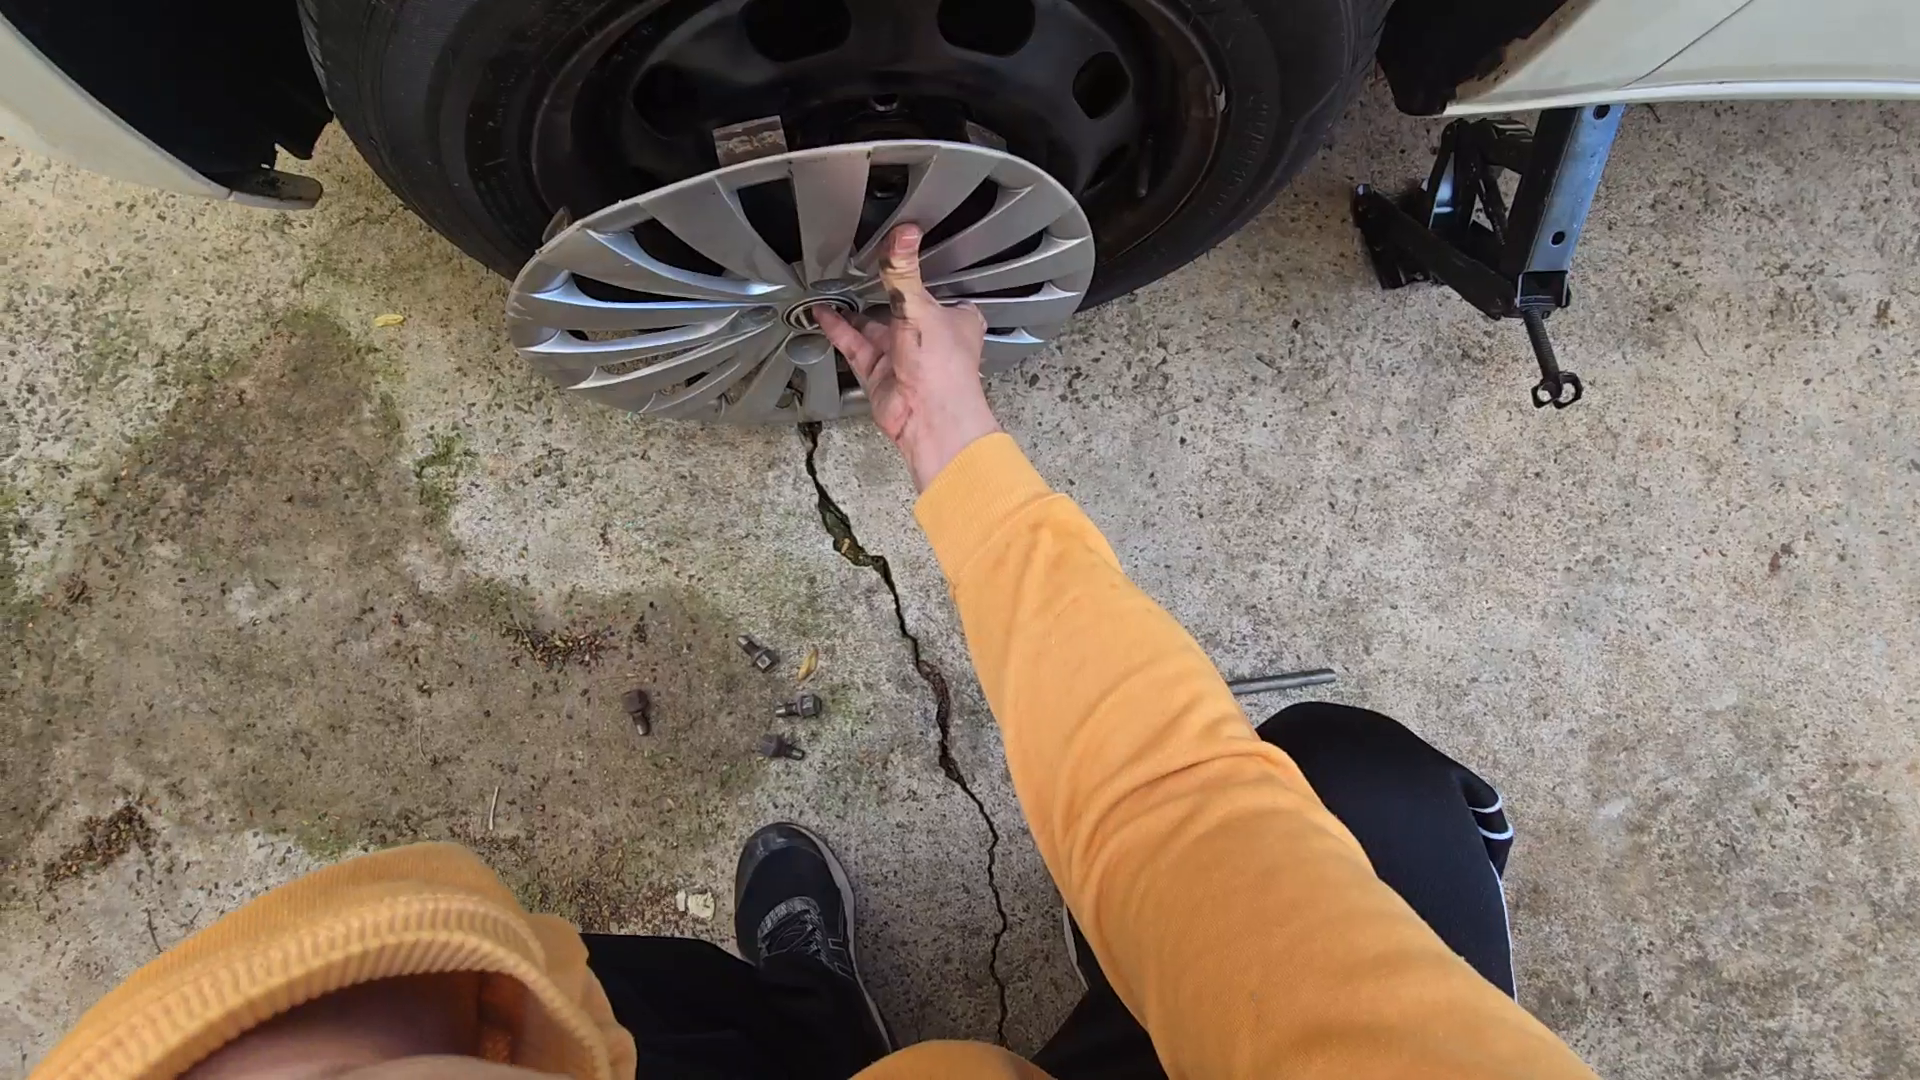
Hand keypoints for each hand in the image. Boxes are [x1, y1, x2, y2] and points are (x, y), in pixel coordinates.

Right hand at [816, 225, 1000, 490]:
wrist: (930, 417)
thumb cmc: (945, 371)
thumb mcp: (921, 307)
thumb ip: (904, 272)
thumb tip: (904, 235)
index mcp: (955, 320)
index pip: (937, 289)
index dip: (921, 274)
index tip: (901, 253)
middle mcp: (929, 340)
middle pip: (901, 308)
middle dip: (881, 294)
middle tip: (860, 268)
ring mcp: (903, 358)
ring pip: (874, 327)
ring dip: (855, 311)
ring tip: (834, 287)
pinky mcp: (880, 374)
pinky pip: (856, 346)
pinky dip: (839, 330)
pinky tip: (825, 313)